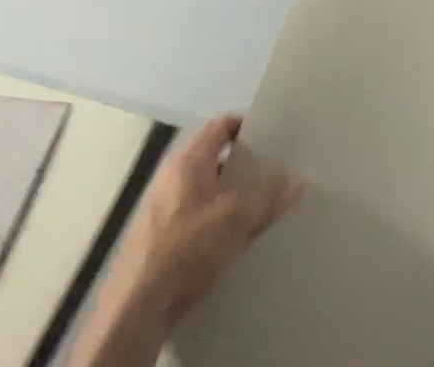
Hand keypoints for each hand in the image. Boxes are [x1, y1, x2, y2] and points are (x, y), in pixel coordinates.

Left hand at [69, 114, 303, 366]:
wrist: (136, 307)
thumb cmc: (187, 247)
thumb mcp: (238, 218)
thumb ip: (269, 196)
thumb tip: (297, 181)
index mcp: (187, 163)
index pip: (220, 126)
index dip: (247, 126)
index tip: (274, 137)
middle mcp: (171, 179)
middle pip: (215, 158)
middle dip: (246, 165)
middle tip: (276, 171)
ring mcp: (162, 209)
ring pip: (207, 190)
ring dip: (234, 195)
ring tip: (263, 204)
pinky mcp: (160, 238)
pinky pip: (198, 216)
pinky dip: (219, 218)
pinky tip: (237, 236)